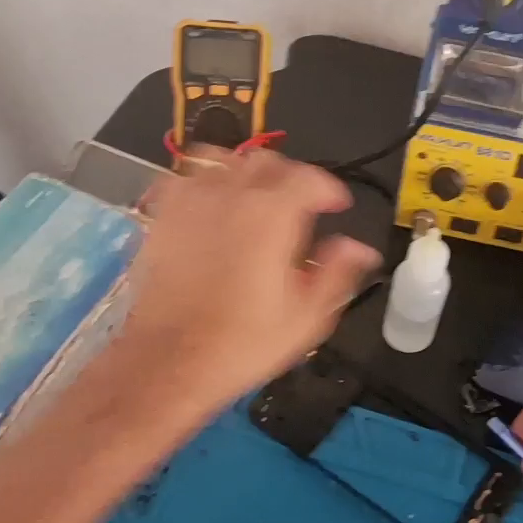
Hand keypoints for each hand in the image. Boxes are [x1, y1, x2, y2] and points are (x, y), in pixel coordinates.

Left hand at [117, 148, 379, 410]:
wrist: (170, 361)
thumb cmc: (244, 342)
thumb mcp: (307, 317)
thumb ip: (337, 273)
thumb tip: (359, 248)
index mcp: (274, 214)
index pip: (310, 177)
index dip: (330, 189)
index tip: (337, 206)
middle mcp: (232, 194)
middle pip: (268, 162)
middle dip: (291, 178)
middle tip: (301, 207)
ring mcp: (192, 200)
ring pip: (226, 161)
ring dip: (248, 174)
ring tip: (256, 200)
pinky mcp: (162, 215)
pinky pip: (186, 177)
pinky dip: (206, 182)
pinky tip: (211, 205)